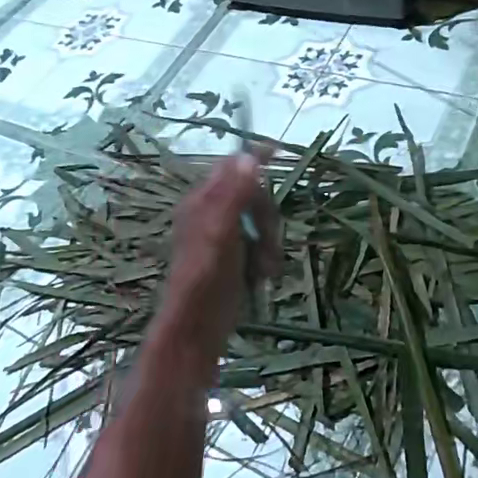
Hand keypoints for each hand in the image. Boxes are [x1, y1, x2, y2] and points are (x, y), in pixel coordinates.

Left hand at [147, 151, 279, 364]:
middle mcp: (210, 214)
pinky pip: (259, 244)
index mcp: (202, 202)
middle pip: (252, 195)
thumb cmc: (205, 278)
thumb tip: (249, 157)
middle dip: (267, 217)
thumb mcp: (220, 232)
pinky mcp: (233, 258)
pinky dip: (266, 257)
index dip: (254, 159)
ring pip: (259, 222)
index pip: (230, 167)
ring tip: (266, 266)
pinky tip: (262, 275)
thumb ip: (234, 195)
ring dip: (270, 241)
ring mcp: (222, 237)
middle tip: (269, 239)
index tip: (279, 151)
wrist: (199, 326)